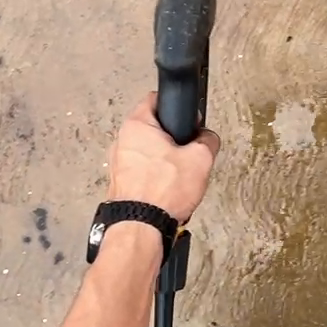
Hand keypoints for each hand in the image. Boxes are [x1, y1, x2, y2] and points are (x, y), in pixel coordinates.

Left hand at [107, 93, 219, 222]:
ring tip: (179, 176)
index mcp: (137, 125)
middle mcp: (122, 141)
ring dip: (164, 160)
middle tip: (188, 151)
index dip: (176, 107)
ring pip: (148, 152)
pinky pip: (142, 172)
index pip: (156, 99)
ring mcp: (118, 163)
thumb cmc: (162, 191)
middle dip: (172, 139)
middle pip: (153, 128)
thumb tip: (207, 139)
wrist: (142, 227)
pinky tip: (168, 190)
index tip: (187, 118)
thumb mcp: (201, 159)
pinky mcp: (120, 183)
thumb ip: (208, 140)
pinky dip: (155, 178)